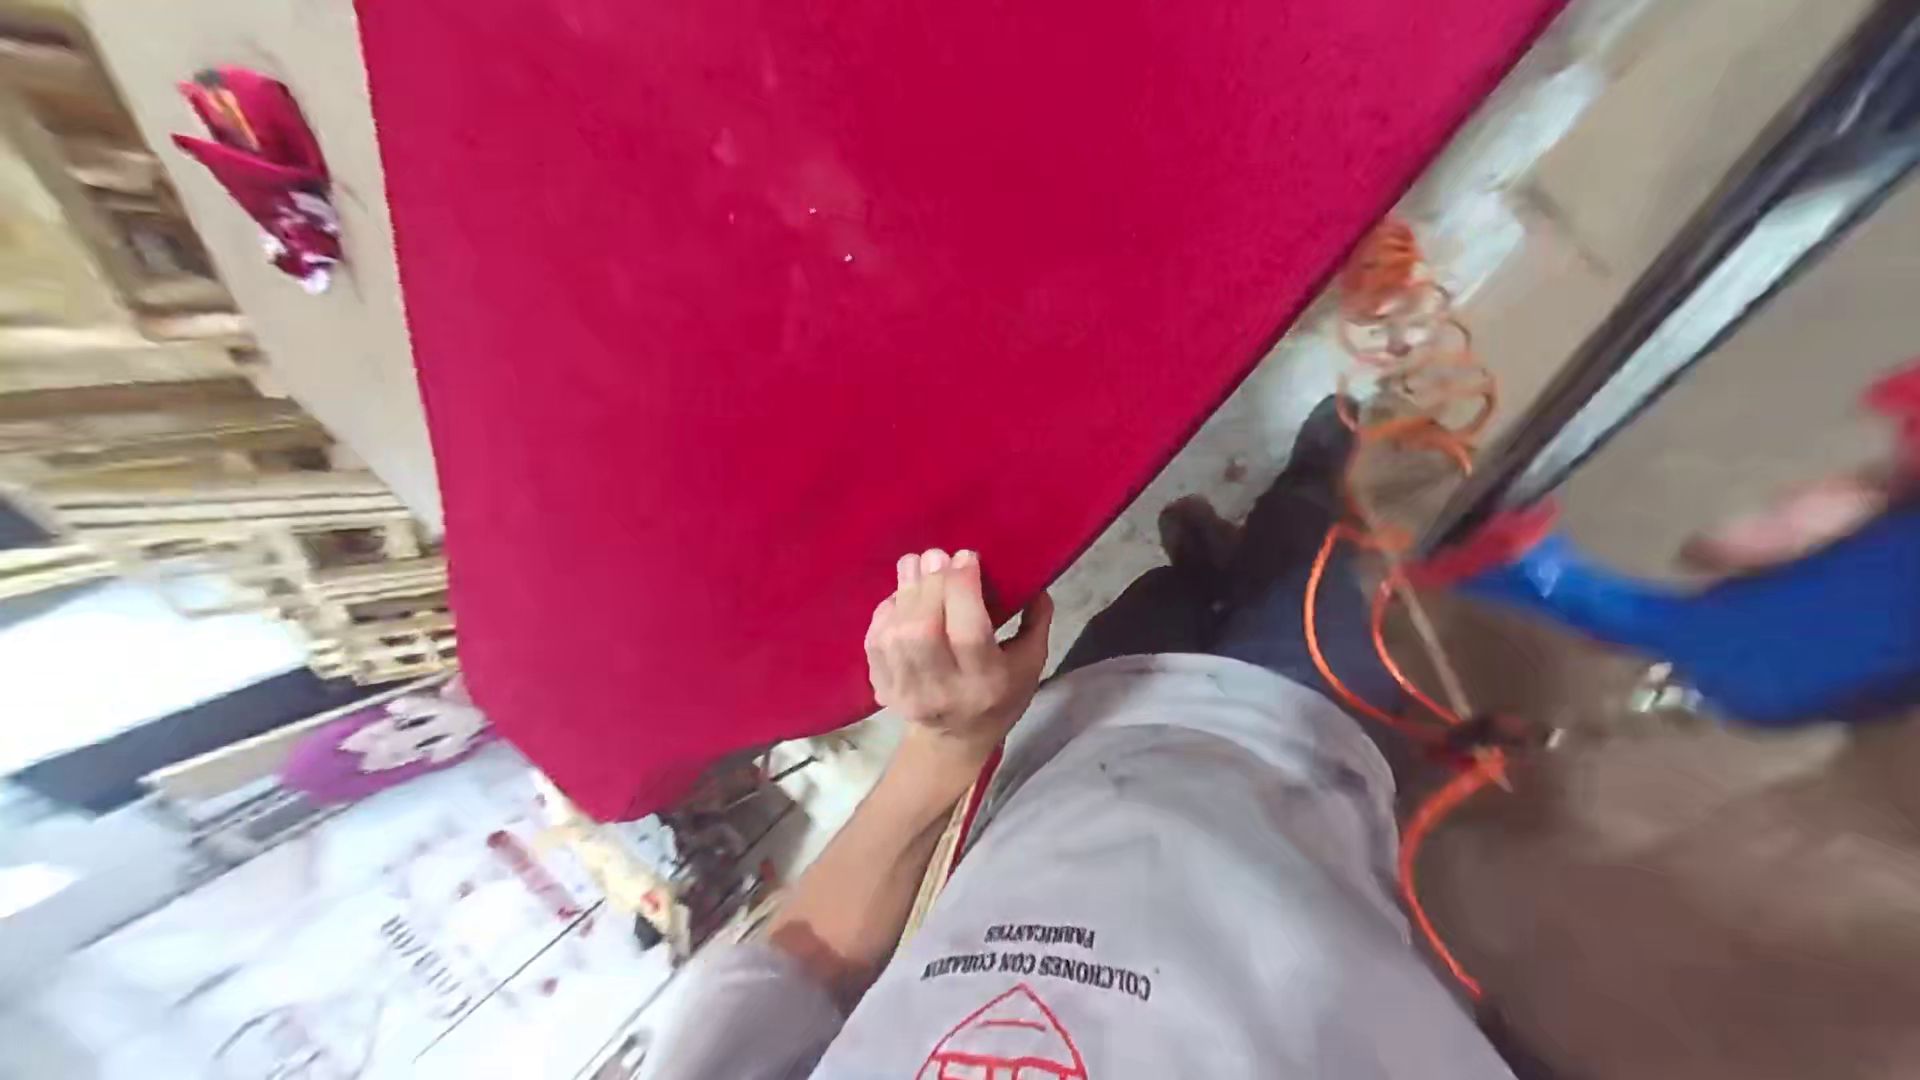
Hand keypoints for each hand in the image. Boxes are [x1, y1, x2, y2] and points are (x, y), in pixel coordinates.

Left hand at [865, 548, 1052, 782]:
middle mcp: (941, 691)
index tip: (966, 556)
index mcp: (984, 684)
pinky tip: (901, 596)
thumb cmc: (1000, 695)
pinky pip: (876, 640)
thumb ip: (1036, 621)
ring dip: (906, 591)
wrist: (954, 739)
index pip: (968, 634)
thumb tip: (1033, 579)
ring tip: (916, 564)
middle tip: (937, 555)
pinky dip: (887, 611)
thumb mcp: (1030, 663)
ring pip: (897, 634)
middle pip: (924, 631)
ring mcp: (905, 692)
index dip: (963, 589)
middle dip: (929, 584)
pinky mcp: (881, 687)